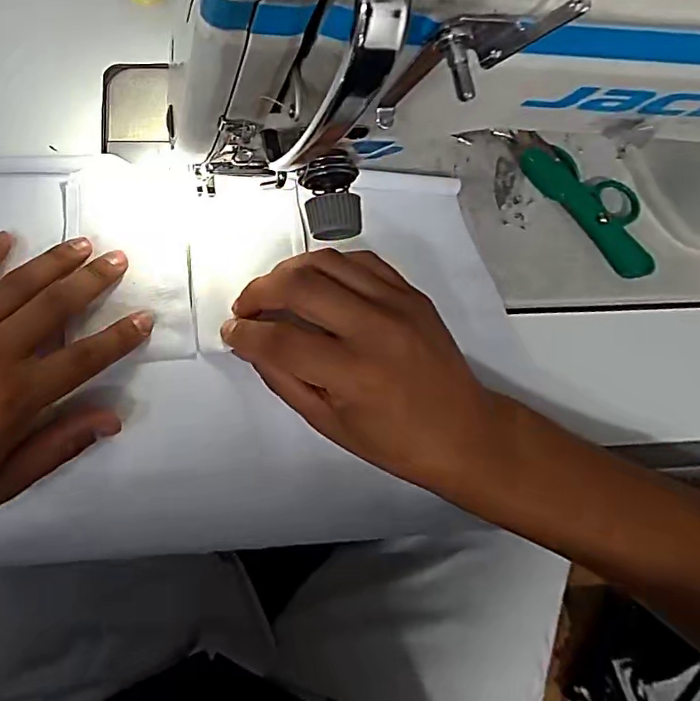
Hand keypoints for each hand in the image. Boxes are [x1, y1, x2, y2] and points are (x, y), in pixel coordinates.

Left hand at [0, 233, 151, 617]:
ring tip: (81, 243)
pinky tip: (6, 238)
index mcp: (15, 397)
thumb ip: (59, 444)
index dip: (118, 338)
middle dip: (92, 280)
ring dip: (52, 262)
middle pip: (54, 307)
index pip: (83, 359)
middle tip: (118, 258)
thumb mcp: (3, 481)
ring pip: (15, 287)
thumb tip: (110, 419)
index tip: (144, 317)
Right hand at [221, 249, 515, 503]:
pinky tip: (315, 280)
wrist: (466, 433)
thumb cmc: (400, 441)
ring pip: (324, 261)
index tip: (233, 332)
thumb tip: (252, 345)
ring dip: (286, 271)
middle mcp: (376, 330)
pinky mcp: (409, 292)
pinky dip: (326, 264)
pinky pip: (357, 259)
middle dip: (257, 292)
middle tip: (246, 307)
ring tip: (273, 289)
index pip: (278, 340)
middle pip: (297, 286)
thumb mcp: (328, 423)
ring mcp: (396, 304)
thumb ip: (283, 379)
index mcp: (355, 374)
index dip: (244, 334)